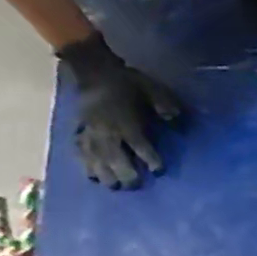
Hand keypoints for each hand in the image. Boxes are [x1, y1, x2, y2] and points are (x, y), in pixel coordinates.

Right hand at [57, 35, 181, 189]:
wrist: (93, 70)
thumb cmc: (125, 82)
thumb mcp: (149, 87)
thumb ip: (164, 103)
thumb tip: (176, 117)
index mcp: (127, 123)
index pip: (142, 147)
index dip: (151, 161)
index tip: (158, 170)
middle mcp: (109, 132)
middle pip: (117, 161)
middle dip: (127, 175)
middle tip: (135, 183)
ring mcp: (92, 134)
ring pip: (97, 163)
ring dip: (107, 176)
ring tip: (115, 186)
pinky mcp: (80, 133)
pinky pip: (81, 154)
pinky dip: (87, 167)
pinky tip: (93, 177)